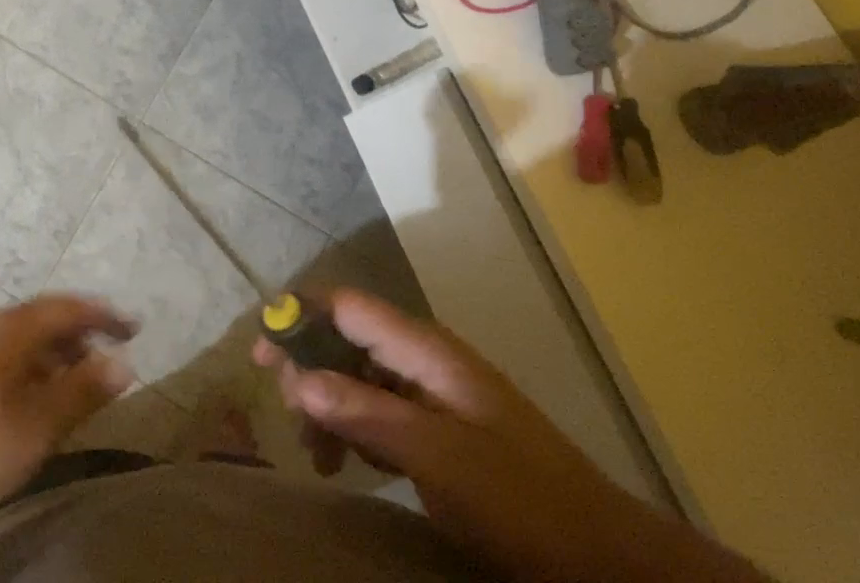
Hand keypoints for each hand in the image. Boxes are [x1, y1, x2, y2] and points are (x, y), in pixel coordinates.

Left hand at [0, 295, 137, 523]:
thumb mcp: (35, 427)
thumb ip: (81, 391)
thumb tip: (122, 360)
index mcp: (4, 330)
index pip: (63, 308)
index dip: (102, 314)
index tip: (134, 327)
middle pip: (40, 318)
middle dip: (79, 334)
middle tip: (111, 356)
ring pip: (19, 338)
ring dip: (54, 353)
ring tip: (79, 382)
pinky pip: (1, 353)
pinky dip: (29, 365)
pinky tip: (35, 397)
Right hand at [253, 288, 736, 582]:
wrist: (599, 555)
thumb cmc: (518, 496)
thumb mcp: (435, 455)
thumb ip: (363, 411)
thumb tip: (295, 380)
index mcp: (426, 351)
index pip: (346, 305)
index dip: (297, 315)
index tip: (260, 351)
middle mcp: (423, 361)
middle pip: (343, 340)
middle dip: (307, 372)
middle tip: (292, 418)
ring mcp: (431, 396)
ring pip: (354, 380)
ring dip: (325, 409)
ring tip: (319, 456)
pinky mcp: (435, 430)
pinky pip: (374, 413)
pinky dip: (350, 432)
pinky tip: (345, 464)